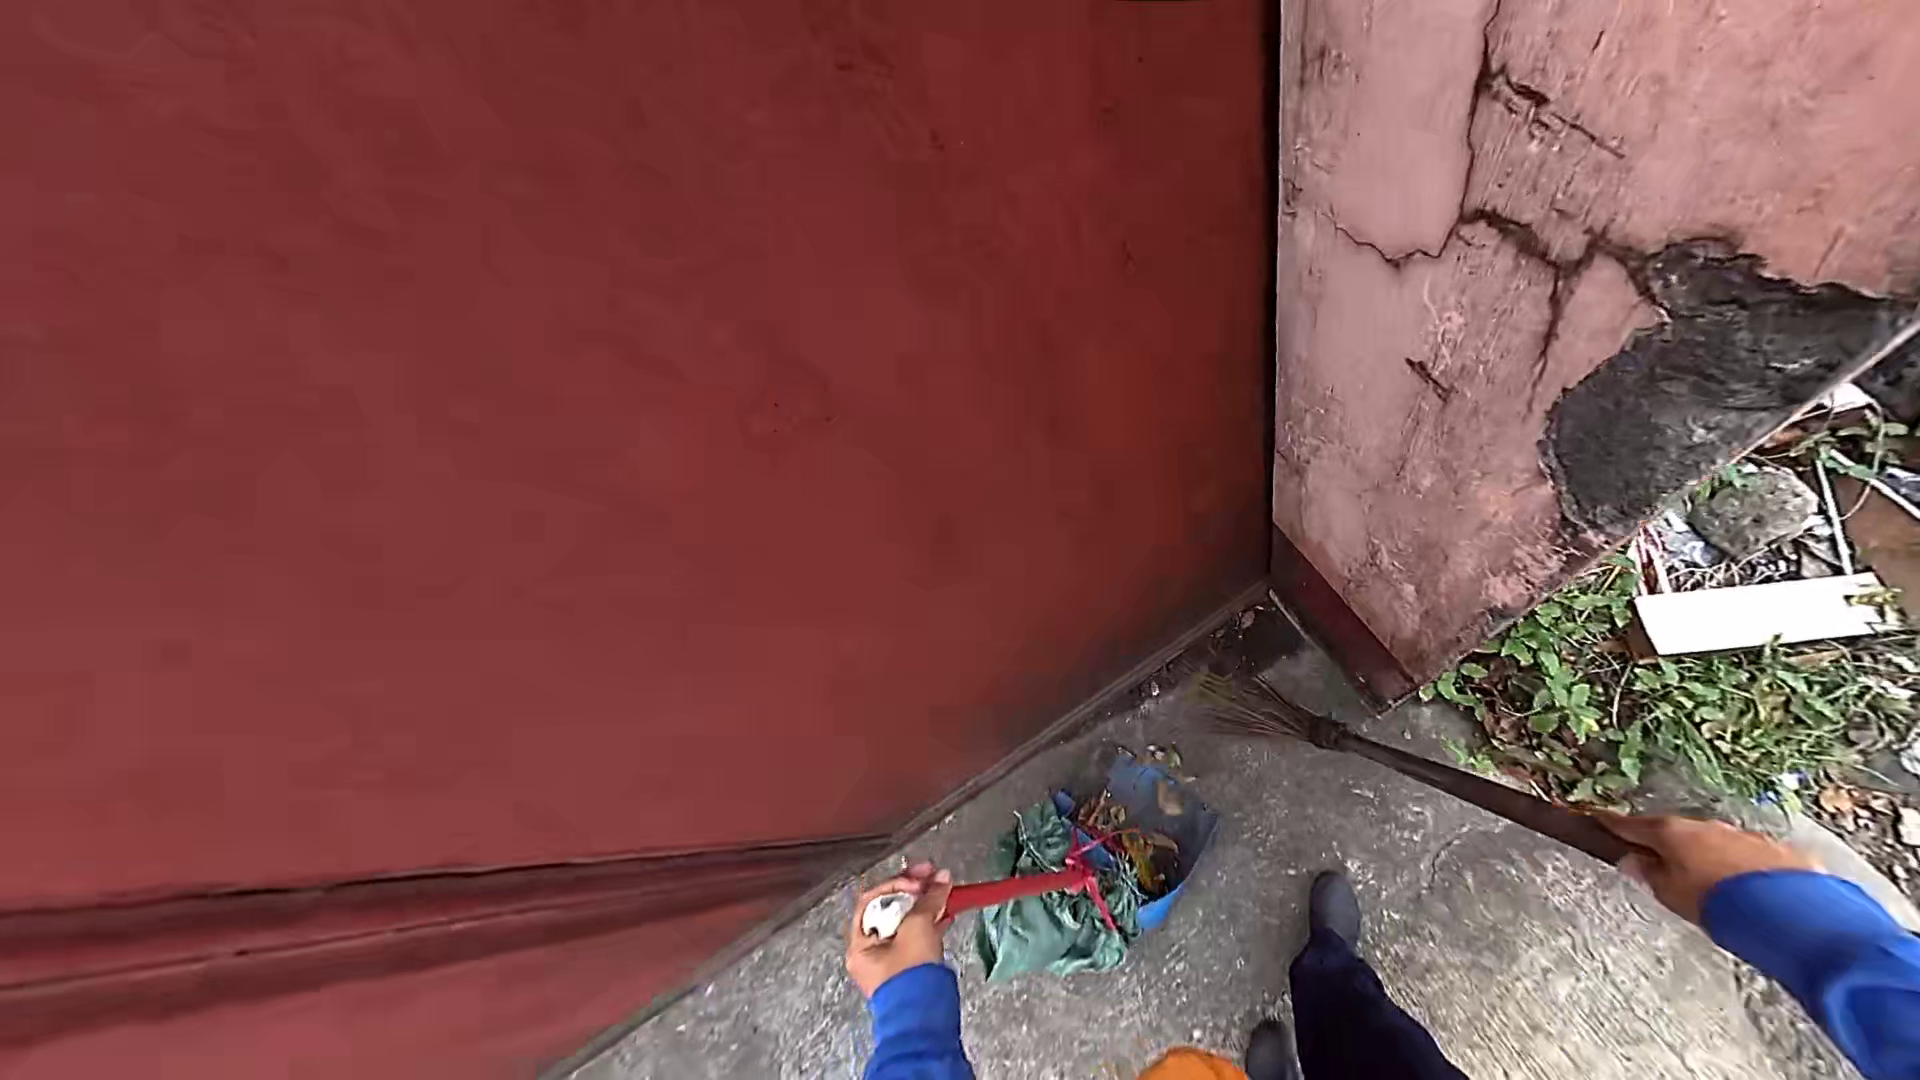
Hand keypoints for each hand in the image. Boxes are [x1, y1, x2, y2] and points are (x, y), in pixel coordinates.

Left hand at [845, 860, 953, 997]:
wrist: (926, 1020)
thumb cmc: (913, 973)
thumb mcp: (918, 927)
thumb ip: (929, 898)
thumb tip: (942, 878)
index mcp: (861, 943)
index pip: (873, 899)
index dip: (896, 884)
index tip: (919, 880)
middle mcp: (870, 951)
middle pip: (889, 907)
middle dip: (913, 889)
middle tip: (932, 875)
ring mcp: (890, 960)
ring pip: (905, 920)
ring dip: (925, 902)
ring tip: (943, 888)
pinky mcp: (909, 967)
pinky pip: (916, 935)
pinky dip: (930, 920)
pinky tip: (945, 911)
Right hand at [1597, 813, 1820, 923]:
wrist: (1803, 922)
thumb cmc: (1720, 905)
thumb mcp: (1671, 895)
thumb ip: (1648, 874)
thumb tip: (1633, 862)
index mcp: (1669, 832)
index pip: (1627, 824)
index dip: (1609, 823)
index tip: (1596, 819)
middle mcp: (1705, 827)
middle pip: (1678, 832)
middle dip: (1670, 844)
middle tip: (1667, 863)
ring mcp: (1748, 838)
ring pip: (1720, 842)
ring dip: (1713, 855)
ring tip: (1719, 881)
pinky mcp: (1788, 855)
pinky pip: (1759, 857)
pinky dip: (1751, 867)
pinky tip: (1759, 888)